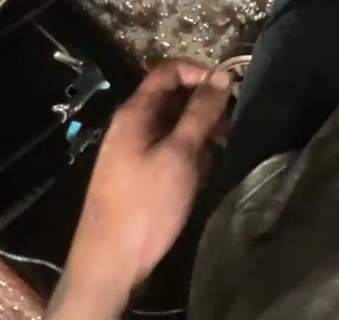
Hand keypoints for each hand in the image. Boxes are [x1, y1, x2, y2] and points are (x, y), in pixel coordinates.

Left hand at [53, 60, 230, 318]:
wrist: (108, 267)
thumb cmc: (145, 205)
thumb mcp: (180, 154)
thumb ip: (201, 112)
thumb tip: (223, 75)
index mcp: (134, 112)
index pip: (169, 71)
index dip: (200, 72)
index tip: (228, 90)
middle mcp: (131, 125)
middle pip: (173, 97)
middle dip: (204, 106)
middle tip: (230, 126)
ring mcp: (133, 151)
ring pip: (174, 125)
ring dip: (199, 133)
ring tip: (218, 153)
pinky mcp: (138, 174)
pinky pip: (168, 149)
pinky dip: (188, 154)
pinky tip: (200, 175)